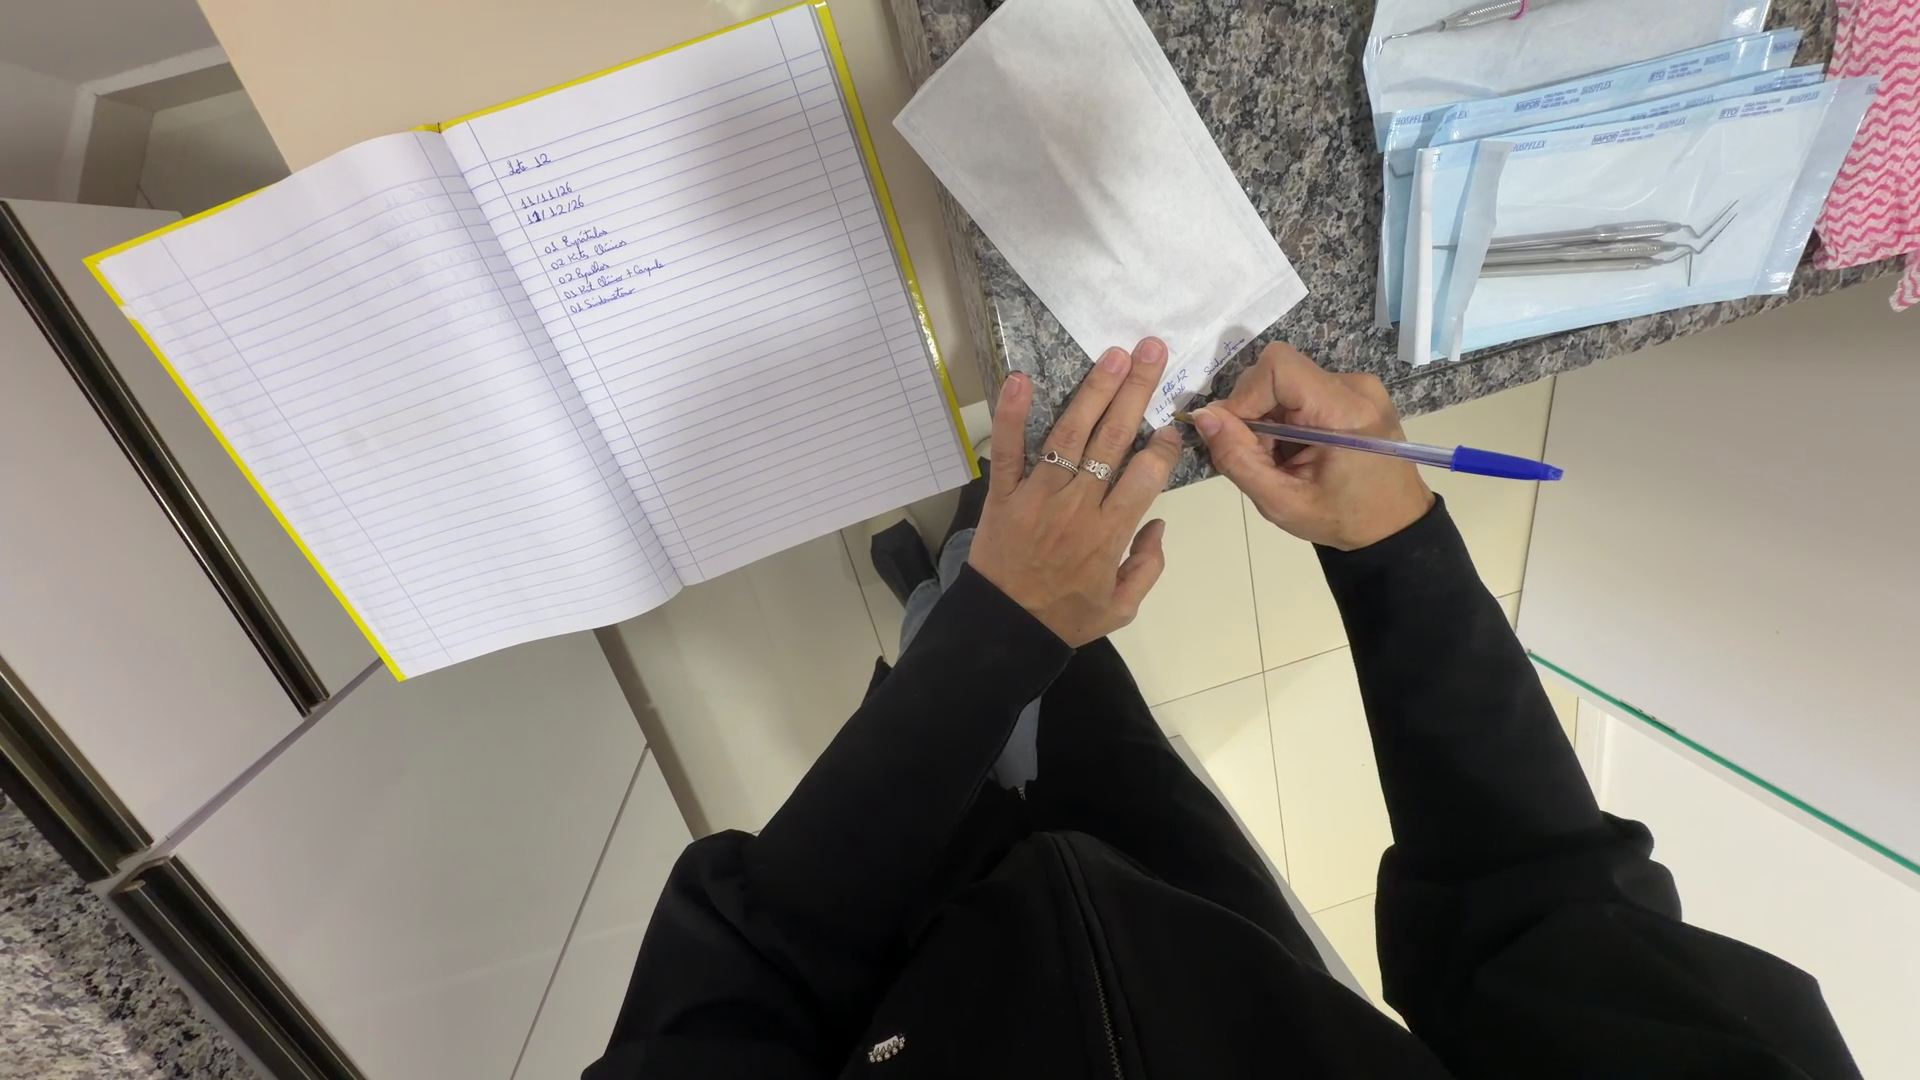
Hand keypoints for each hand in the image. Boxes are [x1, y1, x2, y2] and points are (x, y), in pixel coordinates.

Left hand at [969, 339, 1183, 646]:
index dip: (1163, 447)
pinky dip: (1012, 416)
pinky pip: (1008, 452)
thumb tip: (1159, 524)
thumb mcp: (1121, 609)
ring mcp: (1038, 496)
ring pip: (1070, 435)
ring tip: (1114, 356)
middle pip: (1113, 440)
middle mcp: (1078, 506)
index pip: (1145, 476)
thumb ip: (1148, 567)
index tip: (1172, 426)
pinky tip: (1020, 380)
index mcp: (1110, 534)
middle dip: (1137, 392)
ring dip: (1094, 392)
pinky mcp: (1003, 494)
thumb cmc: (1064, 618)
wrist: (1002, 628)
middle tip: (1153, 351)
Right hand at [1191, 343, 1433, 550]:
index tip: (1236, 434)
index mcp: (1344, 412)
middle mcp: (1355, 386)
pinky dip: (1283, 417)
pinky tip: (1295, 448)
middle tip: (1261, 455)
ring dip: (1267, 417)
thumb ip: (1236, 458)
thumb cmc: (1340, 519)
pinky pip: (1299, 390)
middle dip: (1253, 412)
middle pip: (1277, 373)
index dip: (1244, 395)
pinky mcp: (1353, 391)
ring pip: (1284, 382)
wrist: (1394, 524)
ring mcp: (1357, 385)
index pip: (1277, 367)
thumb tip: (1202, 415)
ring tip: (1281, 456)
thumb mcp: (1279, 501)